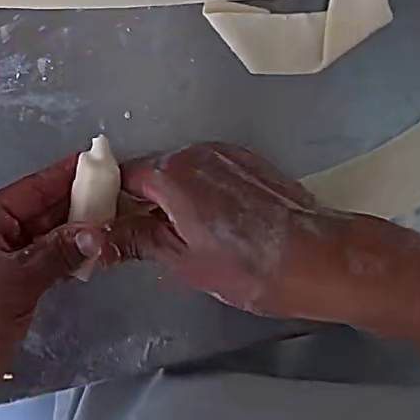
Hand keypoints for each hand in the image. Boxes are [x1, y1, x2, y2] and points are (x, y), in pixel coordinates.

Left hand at [0, 155, 114, 401]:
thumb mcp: (18, 282)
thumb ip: (59, 253)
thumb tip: (97, 232)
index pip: (31, 188)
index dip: (64, 175)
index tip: (97, 161)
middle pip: (40, 209)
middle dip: (76, 204)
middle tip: (116, 193)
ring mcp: (1, 254)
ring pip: (45, 233)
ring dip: (75, 231)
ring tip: (112, 218)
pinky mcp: (10, 278)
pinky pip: (44, 256)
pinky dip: (66, 254)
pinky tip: (92, 251)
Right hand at [110, 142, 389, 321]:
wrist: (319, 258)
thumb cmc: (249, 267)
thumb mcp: (183, 261)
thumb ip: (137, 240)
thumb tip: (100, 239)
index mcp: (170, 174)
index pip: (122, 177)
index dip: (113, 201)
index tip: (111, 225)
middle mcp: (193, 152)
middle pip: (151, 171)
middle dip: (144, 201)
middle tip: (148, 238)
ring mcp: (222, 152)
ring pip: (181, 170)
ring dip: (174, 195)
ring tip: (187, 233)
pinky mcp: (245, 158)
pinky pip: (208, 169)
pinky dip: (201, 189)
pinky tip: (216, 221)